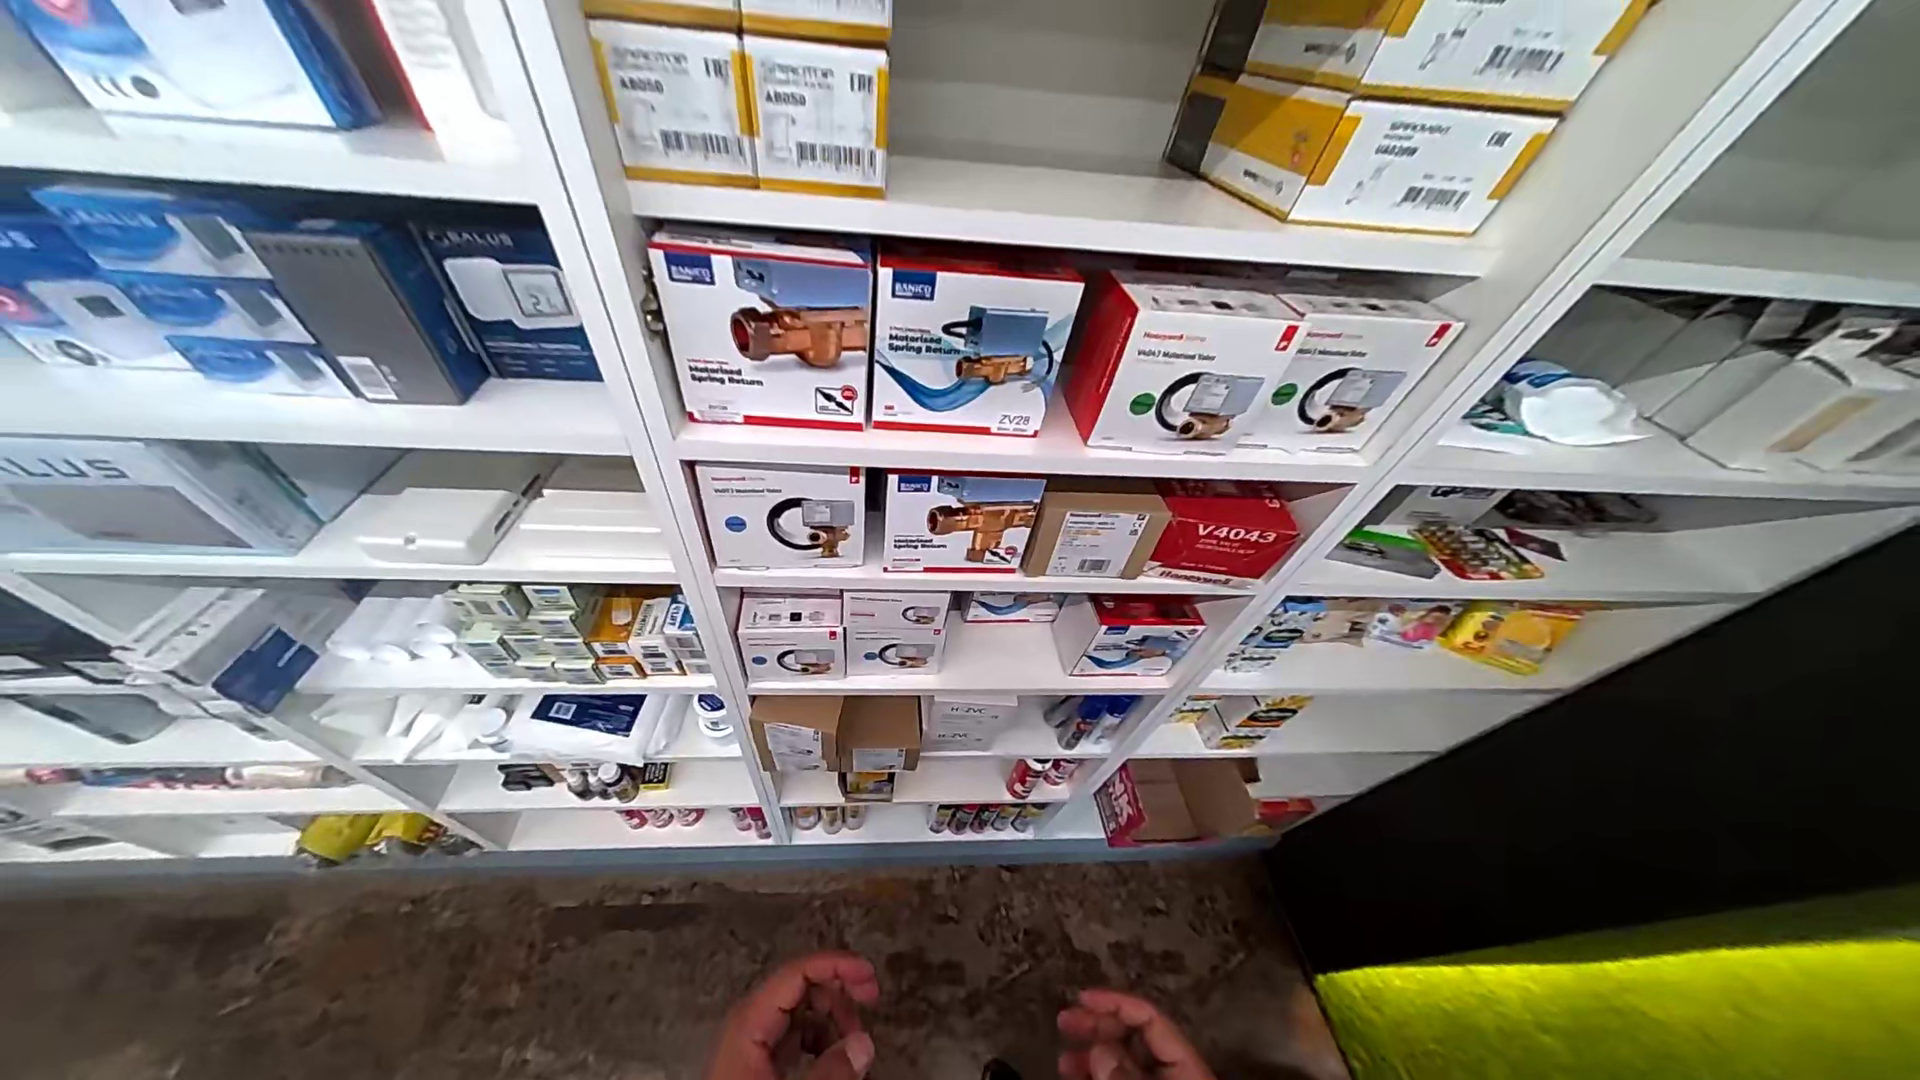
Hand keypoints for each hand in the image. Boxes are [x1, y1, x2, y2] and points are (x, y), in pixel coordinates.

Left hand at [706, 951, 880, 1079]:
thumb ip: (830, 1074)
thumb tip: (864, 1044)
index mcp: (749, 1022)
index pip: (797, 972)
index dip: (836, 966)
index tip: (870, 977)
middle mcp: (748, 1023)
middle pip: (801, 986)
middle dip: (838, 993)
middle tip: (872, 1003)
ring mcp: (751, 1044)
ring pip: (800, 1011)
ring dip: (832, 1019)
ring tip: (854, 1046)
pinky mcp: (756, 1065)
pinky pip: (794, 1037)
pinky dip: (819, 1041)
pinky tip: (833, 1062)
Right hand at [1058, 989, 1215, 1079]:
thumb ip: (1125, 1072)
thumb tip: (1099, 1046)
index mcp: (1187, 1060)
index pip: (1147, 1014)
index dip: (1113, 1000)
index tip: (1080, 996)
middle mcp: (1178, 1068)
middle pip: (1135, 1034)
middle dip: (1098, 1026)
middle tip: (1064, 1022)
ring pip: (1127, 1060)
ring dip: (1094, 1055)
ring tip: (1064, 1061)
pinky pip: (1127, 1078)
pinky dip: (1102, 1075)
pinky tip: (1079, 1074)